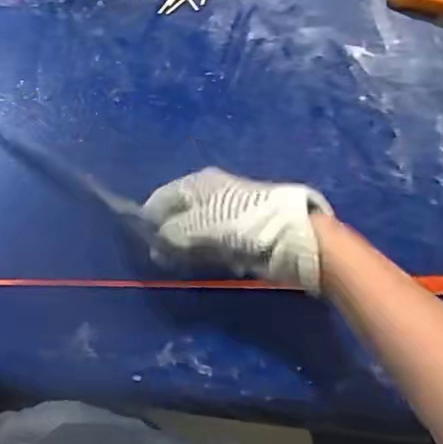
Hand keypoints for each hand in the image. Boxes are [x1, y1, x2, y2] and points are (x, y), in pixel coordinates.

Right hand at [141, 168, 333, 293]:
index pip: (159, 198)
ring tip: (193, 261)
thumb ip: (168, 236)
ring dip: (191, 244)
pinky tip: (216, 260)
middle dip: (170, 234)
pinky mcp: (245, 225)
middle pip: (178, 213)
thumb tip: (154, 247)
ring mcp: (230, 207)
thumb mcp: (194, 229)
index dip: (148, 220)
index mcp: (195, 182)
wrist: (296, 236)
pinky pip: (217, 238)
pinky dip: (211, 249)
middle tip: (168, 255)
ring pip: (196, 227)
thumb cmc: (239, 225)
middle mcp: (210, 190)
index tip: (146, 242)